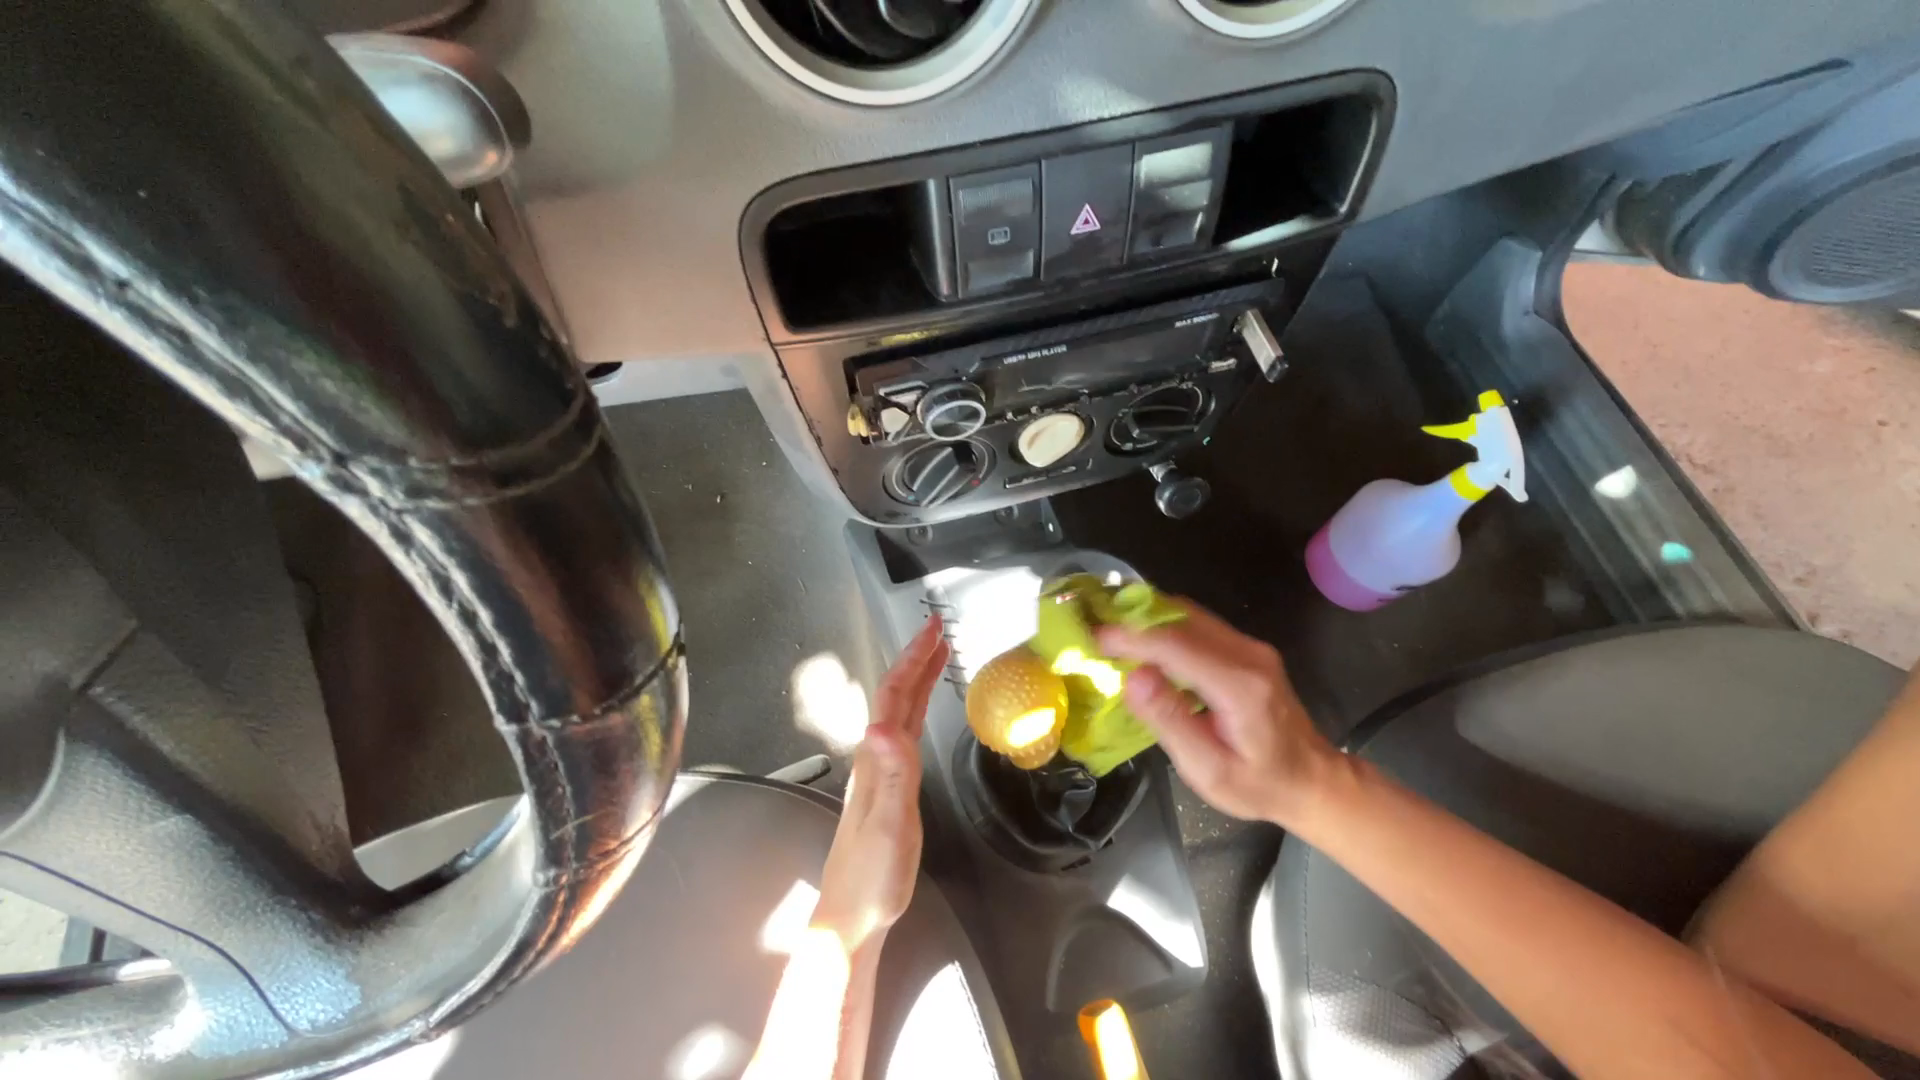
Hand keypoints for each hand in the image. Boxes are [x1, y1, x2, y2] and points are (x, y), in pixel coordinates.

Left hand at [814, 615, 949, 951]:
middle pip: (894, 696)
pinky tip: (922, 713)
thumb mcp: (889, 826)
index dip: (912, 659)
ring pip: (898, 712)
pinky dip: (916, 710)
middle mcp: (875, 757)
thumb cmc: (874, 875)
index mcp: (877, 758)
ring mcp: (879, 772)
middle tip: (938, 628)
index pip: (894, 696)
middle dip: (915, 658)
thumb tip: (883, 723)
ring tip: (936, 656)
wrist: (851, 915)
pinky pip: (904, 733)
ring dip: (916, 680)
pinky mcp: (888, 788)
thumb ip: (892, 775)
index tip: (932, 628)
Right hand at [1097, 600, 1336, 826]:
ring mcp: (1251, 648)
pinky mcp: (1248, 650)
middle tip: (1095, 634)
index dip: (1131, 637)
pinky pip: (1200, 625)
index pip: (1175, 645)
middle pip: (1182, 620)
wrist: (1312, 781)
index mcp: (1239, 686)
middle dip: (1134, 622)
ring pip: (1190, 616)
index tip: (1094, 637)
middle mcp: (1248, 655)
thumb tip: (1134, 677)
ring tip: (1112, 636)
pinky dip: (1166, 628)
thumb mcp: (1208, 769)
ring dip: (1148, 621)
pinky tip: (1144, 644)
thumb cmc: (1258, 785)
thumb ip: (1170, 721)